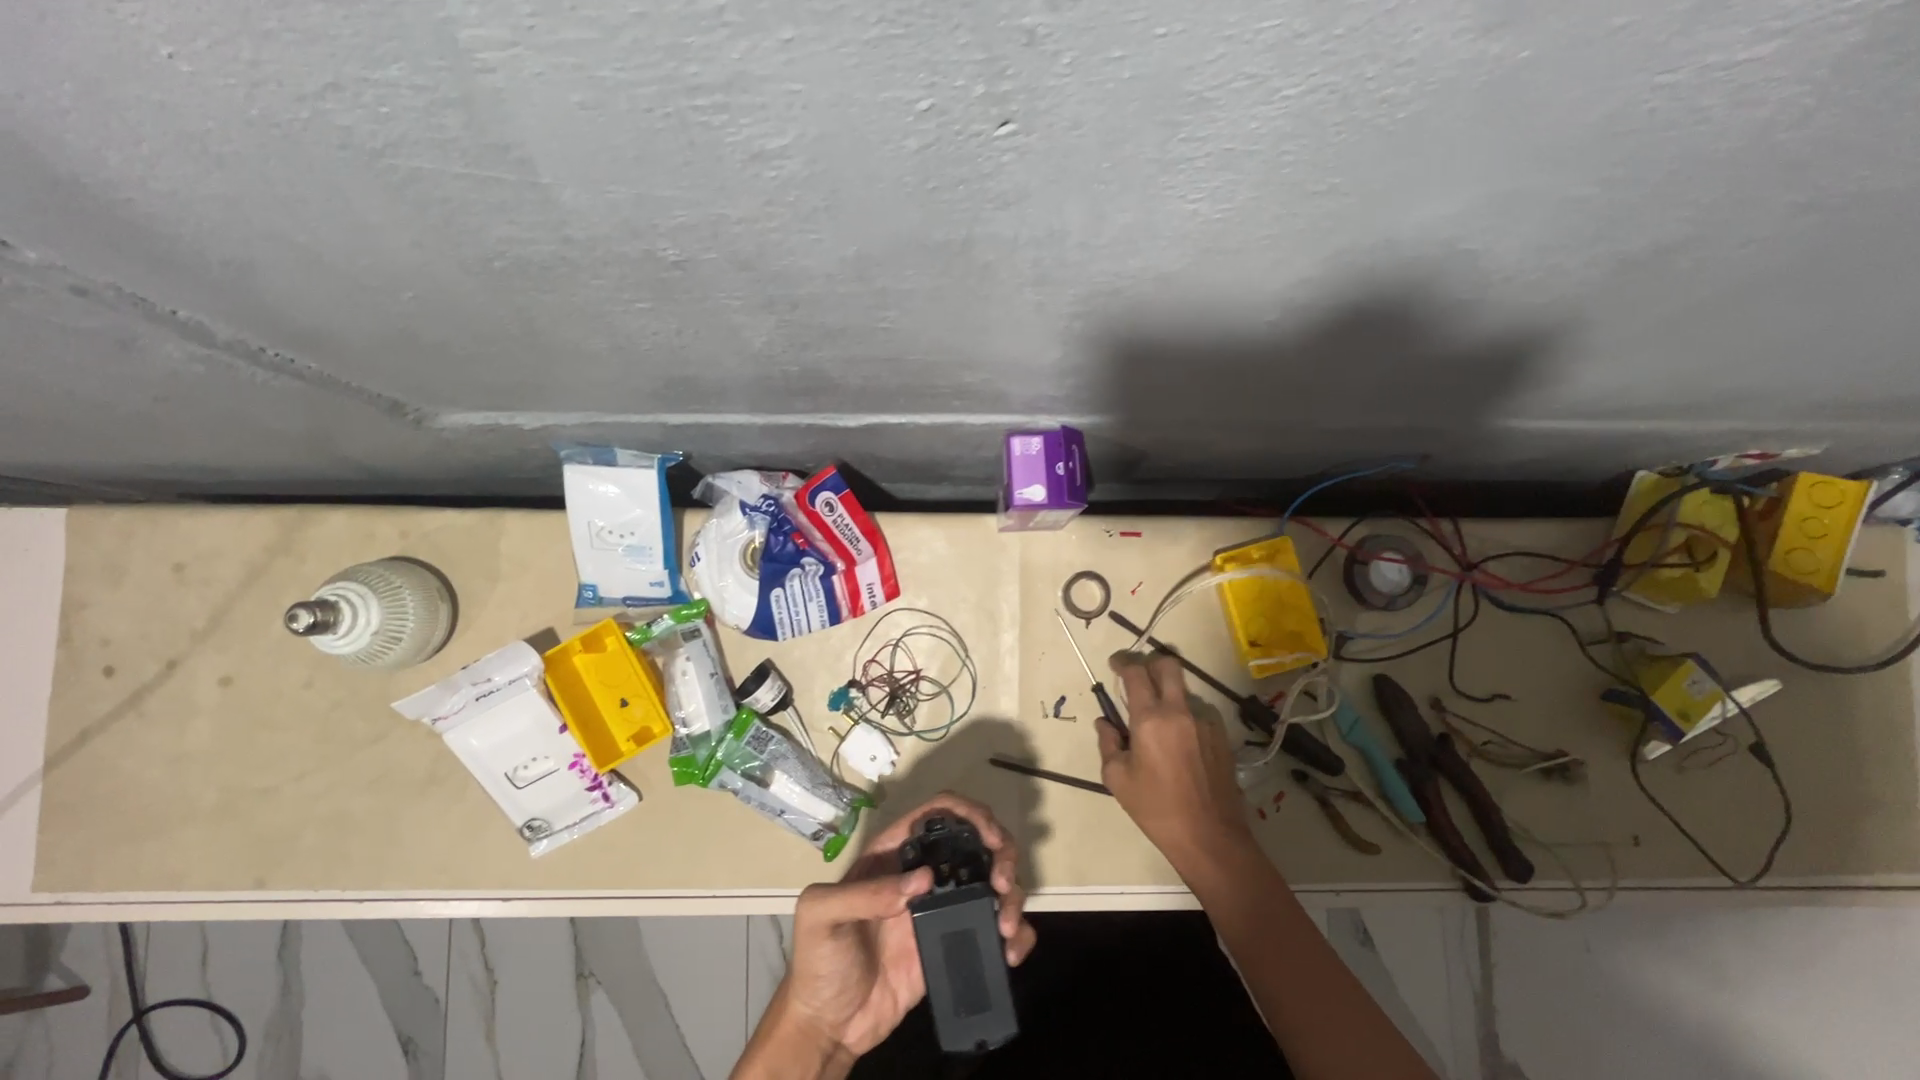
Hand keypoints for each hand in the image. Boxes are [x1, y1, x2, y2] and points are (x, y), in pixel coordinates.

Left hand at [737, 793, 1035, 1077]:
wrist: (831, 1025)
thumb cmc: (819, 961)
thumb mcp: (822, 915)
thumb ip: (864, 892)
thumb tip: (922, 879)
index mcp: (892, 854)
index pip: (938, 813)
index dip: (970, 813)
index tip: (990, 837)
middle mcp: (922, 875)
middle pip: (977, 842)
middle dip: (1002, 852)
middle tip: (1003, 883)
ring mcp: (943, 910)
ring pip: (993, 883)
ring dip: (1013, 896)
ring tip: (1007, 926)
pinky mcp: (955, 945)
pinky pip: (994, 930)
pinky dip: (1017, 935)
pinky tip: (1010, 950)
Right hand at [1098, 651, 1257, 868]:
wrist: (1209, 835)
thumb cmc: (1156, 809)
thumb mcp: (1117, 778)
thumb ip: (1107, 743)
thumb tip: (1105, 723)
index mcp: (1150, 719)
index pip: (1136, 673)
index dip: (1123, 662)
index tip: (1115, 664)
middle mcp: (1180, 711)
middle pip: (1169, 666)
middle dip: (1150, 663)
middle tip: (1137, 677)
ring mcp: (1206, 722)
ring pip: (1184, 692)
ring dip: (1168, 696)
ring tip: (1157, 725)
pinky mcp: (1221, 736)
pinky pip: (1198, 714)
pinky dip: (1184, 717)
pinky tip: (1178, 744)